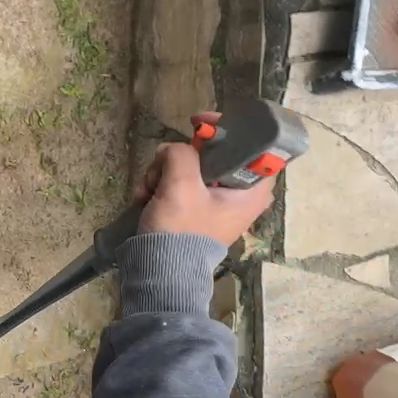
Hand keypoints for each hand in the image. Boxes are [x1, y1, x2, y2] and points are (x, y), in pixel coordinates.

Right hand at [135, 113, 275, 246]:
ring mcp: (215, 205)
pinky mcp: (194, 213)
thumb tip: (171, 149)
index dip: (223, 129)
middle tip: (159, 170)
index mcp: (253, 189)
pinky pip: (178, 187)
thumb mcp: (180, 186)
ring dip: (162, 174)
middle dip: (178, 159)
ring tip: (147, 192)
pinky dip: (159, 188)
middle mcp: (239, 195)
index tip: (196, 124)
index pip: (250, 143)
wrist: (159, 272)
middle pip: (211, 156)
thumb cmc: (179, 230)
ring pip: (189, 170)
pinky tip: (145, 199)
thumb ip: (180, 155)